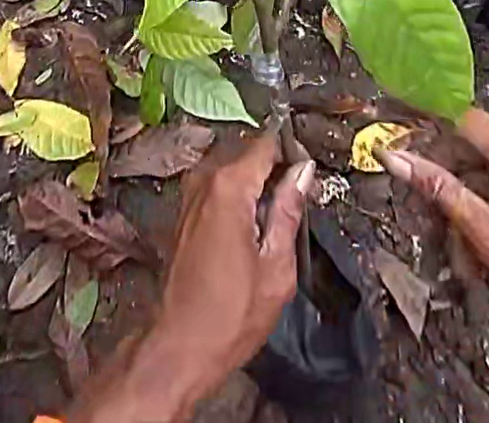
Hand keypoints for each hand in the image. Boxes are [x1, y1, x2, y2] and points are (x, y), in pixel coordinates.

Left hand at [67, 134, 314, 422]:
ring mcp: (190, 191)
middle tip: (298, 197)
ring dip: (256, 180)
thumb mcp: (276, 266)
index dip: (291, 152)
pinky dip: (238, 193)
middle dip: (275, 166)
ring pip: (233, 166)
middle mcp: (204, 178)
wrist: (180, 345)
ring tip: (278, 215)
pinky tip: (252, 224)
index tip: (308, 171)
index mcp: (229, 187)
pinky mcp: (184, 207)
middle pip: (248, 151)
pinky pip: (218, 183)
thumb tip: (304, 170)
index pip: (266, 144)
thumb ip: (289, 209)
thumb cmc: (231, 313)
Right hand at [380, 109, 488, 422]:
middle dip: (439, 170)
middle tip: (414, 199)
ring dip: (464, 194)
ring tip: (452, 237)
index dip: (416, 119)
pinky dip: (488, 203)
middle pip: (470, 143)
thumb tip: (397, 157)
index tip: (386, 120)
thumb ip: (440, 190)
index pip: (453, 115)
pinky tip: (479, 237)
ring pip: (488, 167)